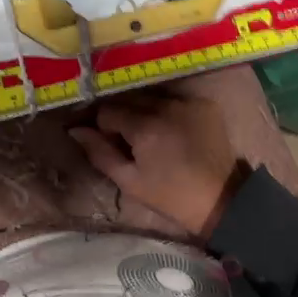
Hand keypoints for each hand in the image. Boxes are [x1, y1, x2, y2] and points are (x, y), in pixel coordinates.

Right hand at [68, 82, 247, 237]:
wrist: (221, 200)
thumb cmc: (170, 196)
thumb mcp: (129, 181)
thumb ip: (100, 153)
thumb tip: (76, 130)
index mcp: (144, 127)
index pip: (108, 111)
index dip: (103, 128)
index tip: (112, 144)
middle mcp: (165, 106)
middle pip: (129, 99)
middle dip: (123, 116)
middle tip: (129, 140)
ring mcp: (187, 102)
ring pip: (151, 97)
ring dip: (145, 110)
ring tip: (152, 134)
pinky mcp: (204, 103)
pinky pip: (174, 99)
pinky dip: (168, 110)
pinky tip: (174, 130)